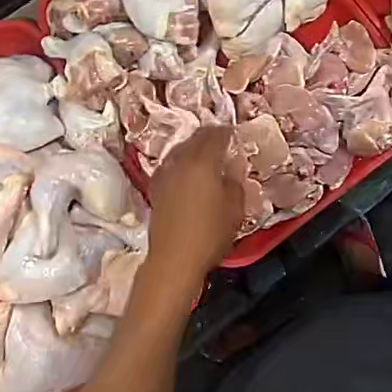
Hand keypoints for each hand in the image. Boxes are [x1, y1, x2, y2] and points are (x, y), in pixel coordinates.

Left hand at [143, 126, 243, 274]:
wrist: (174, 260)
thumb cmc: (211, 233)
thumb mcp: (236, 207)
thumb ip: (235, 180)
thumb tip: (233, 165)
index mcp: (202, 162)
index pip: (214, 135)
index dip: (227, 131)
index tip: (236, 133)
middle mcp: (180, 163)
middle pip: (194, 139)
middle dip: (209, 136)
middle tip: (224, 142)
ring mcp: (164, 175)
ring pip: (180, 150)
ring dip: (194, 148)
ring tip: (208, 156)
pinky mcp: (156, 189)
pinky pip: (172, 165)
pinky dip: (183, 162)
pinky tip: (190, 172)